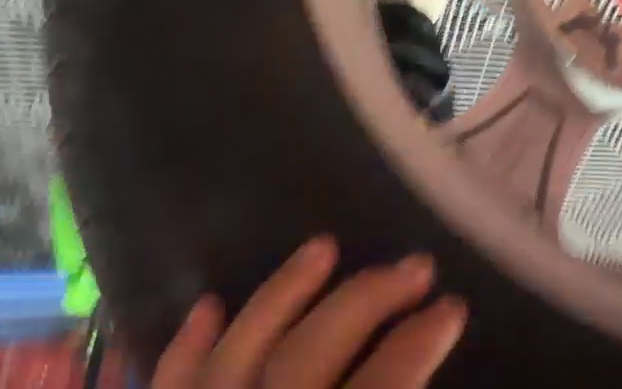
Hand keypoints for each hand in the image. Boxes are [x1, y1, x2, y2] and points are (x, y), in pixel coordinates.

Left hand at [148, 236, 466, 387]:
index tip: (454, 307)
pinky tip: (209, 304)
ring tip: (322, 246)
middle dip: (368, 300)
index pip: (379, 387)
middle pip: (313, 353)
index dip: (419, 344)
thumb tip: (407, 375)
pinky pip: (168, 377)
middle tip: (417, 265)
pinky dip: (187, 342)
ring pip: (241, 346)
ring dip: (283, 292)